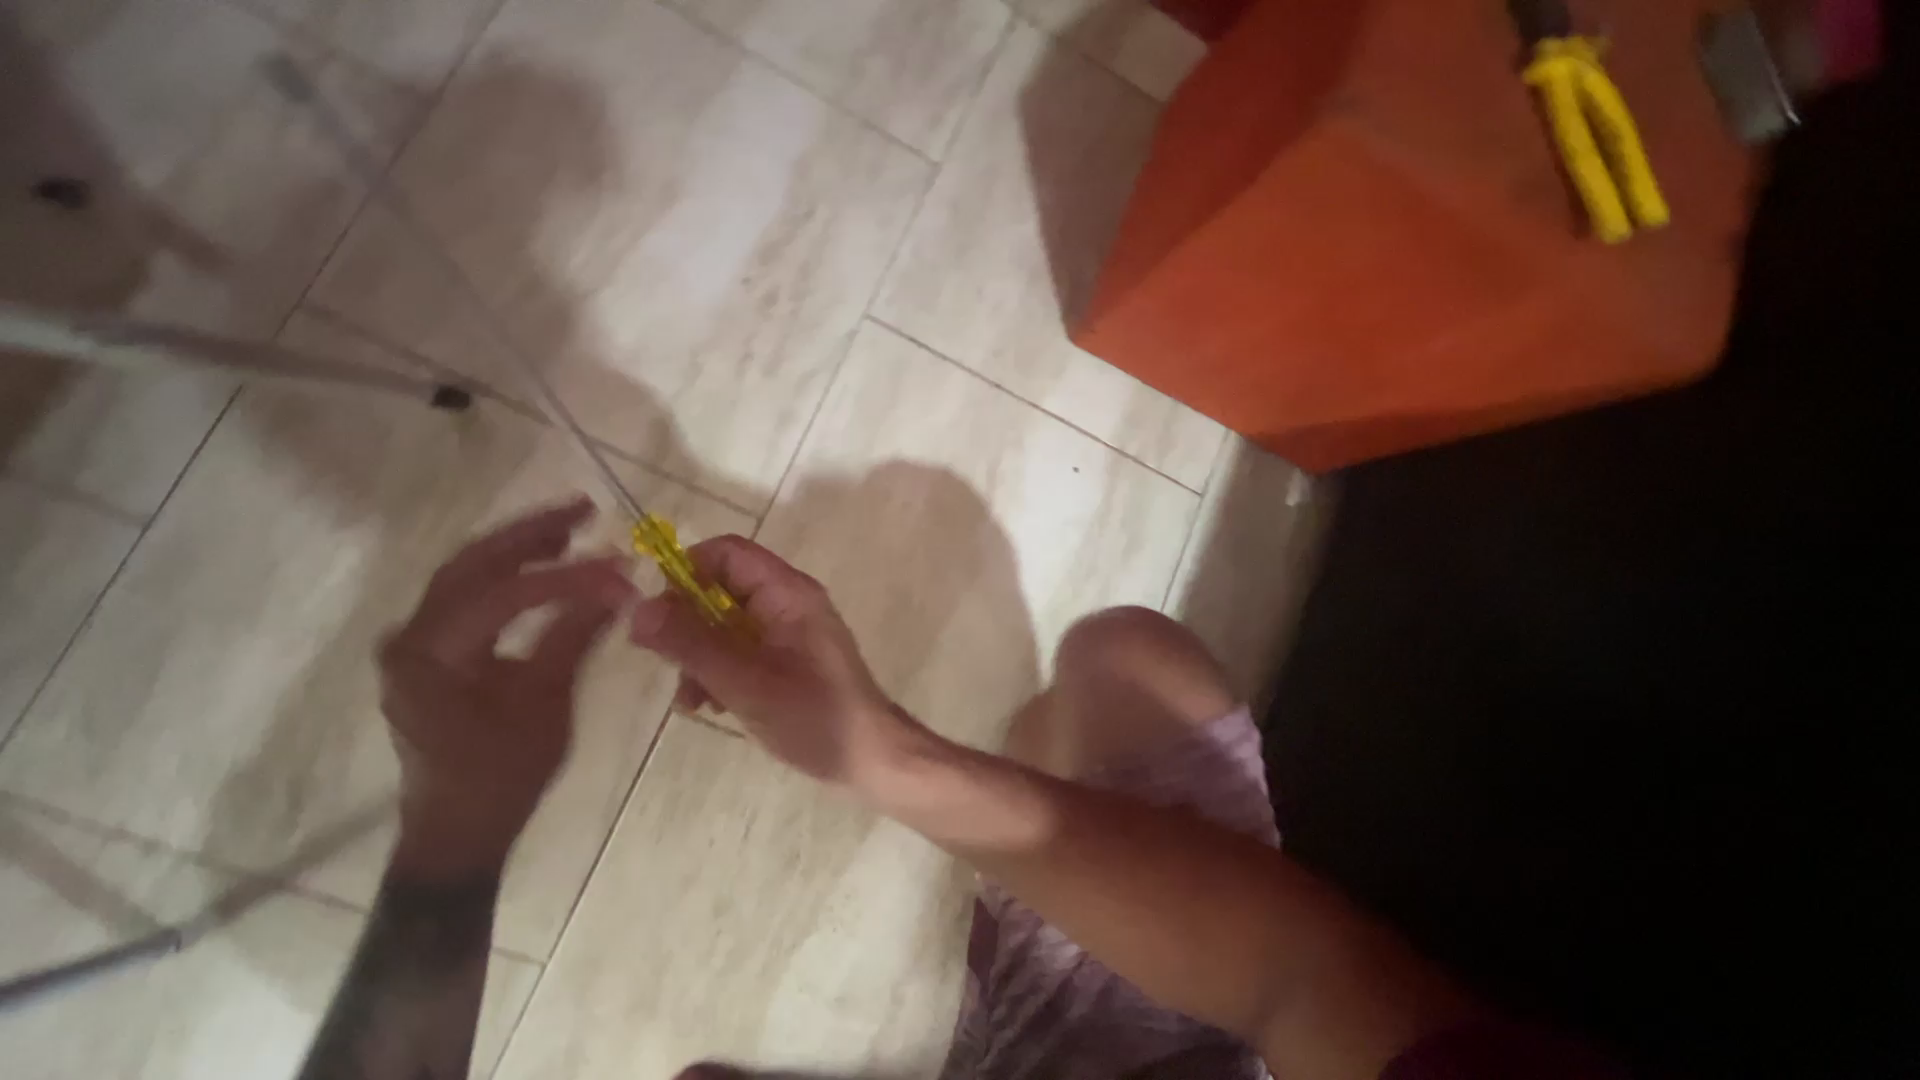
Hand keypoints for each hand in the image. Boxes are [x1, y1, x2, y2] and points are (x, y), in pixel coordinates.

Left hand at [378, 497, 635, 878]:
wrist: (456, 830)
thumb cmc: (502, 775)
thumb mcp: (546, 704)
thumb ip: (575, 636)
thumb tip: (619, 587)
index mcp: (433, 653)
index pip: (507, 592)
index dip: (569, 576)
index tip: (621, 567)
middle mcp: (410, 636)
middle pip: (473, 563)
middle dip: (532, 533)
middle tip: (586, 510)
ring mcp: (412, 642)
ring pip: (465, 573)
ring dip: (517, 547)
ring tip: (571, 528)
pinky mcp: (426, 650)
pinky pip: (464, 596)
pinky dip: (504, 574)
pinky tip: (541, 564)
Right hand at [627, 536, 924, 789]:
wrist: (870, 759)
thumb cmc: (813, 717)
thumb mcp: (744, 682)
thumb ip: (691, 644)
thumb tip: (639, 610)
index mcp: (787, 593)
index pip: (727, 552)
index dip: (686, 571)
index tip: (657, 613)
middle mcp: (788, 603)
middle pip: (720, 589)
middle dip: (687, 625)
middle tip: (669, 664)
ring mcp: (788, 633)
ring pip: (724, 624)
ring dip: (699, 656)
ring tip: (692, 699)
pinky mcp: (786, 662)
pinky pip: (740, 650)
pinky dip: (720, 672)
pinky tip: (711, 706)